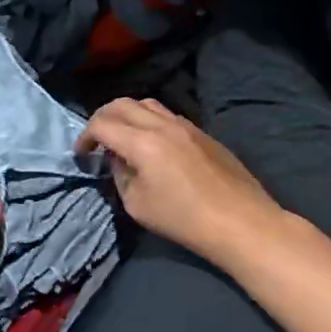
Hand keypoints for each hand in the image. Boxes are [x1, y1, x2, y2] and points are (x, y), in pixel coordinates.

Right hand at [76, 98, 287, 266]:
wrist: (247, 227)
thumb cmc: (186, 220)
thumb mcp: (136, 204)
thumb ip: (120, 174)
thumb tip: (118, 159)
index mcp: (141, 143)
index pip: (100, 125)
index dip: (85, 138)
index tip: (83, 154)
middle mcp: (161, 126)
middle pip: (120, 104)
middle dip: (101, 118)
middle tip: (97, 138)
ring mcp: (186, 127)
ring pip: (146, 104)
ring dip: (127, 115)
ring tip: (124, 135)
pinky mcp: (205, 135)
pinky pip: (168, 116)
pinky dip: (150, 121)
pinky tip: (154, 143)